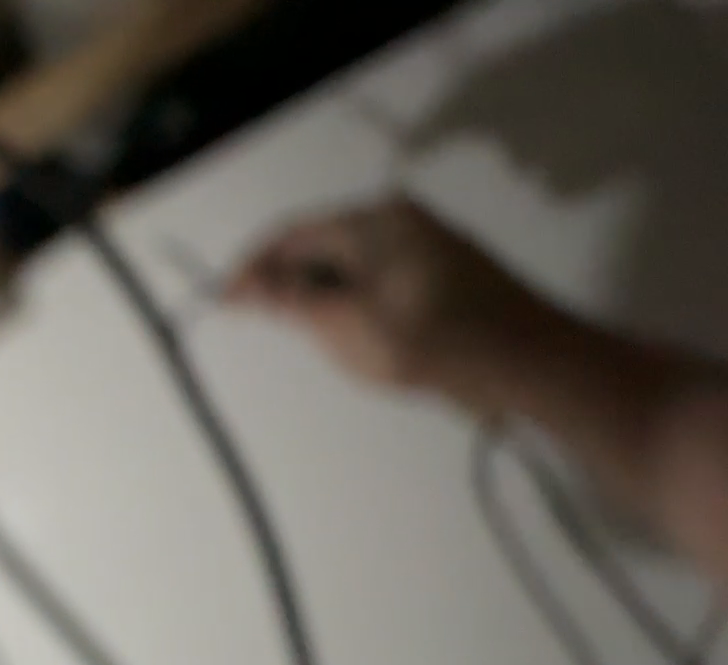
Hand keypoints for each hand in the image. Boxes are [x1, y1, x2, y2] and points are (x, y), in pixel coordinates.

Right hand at [227, 197, 567, 398]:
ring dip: (306, 291)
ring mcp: (417, 242)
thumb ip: (288, 300)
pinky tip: (330, 325)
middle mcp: (395, 219)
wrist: (524, 362)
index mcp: (374, 221)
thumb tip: (239, 288)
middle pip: (314, 244)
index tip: (222, 303)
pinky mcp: (430, 267)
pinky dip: (336, 296)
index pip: (291, 234)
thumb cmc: (427, 340)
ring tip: (288, 327)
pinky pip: (363, 273)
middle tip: (250, 319)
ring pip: (338, 261)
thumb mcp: (343, 322)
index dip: (250, 267)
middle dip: (278, 280)